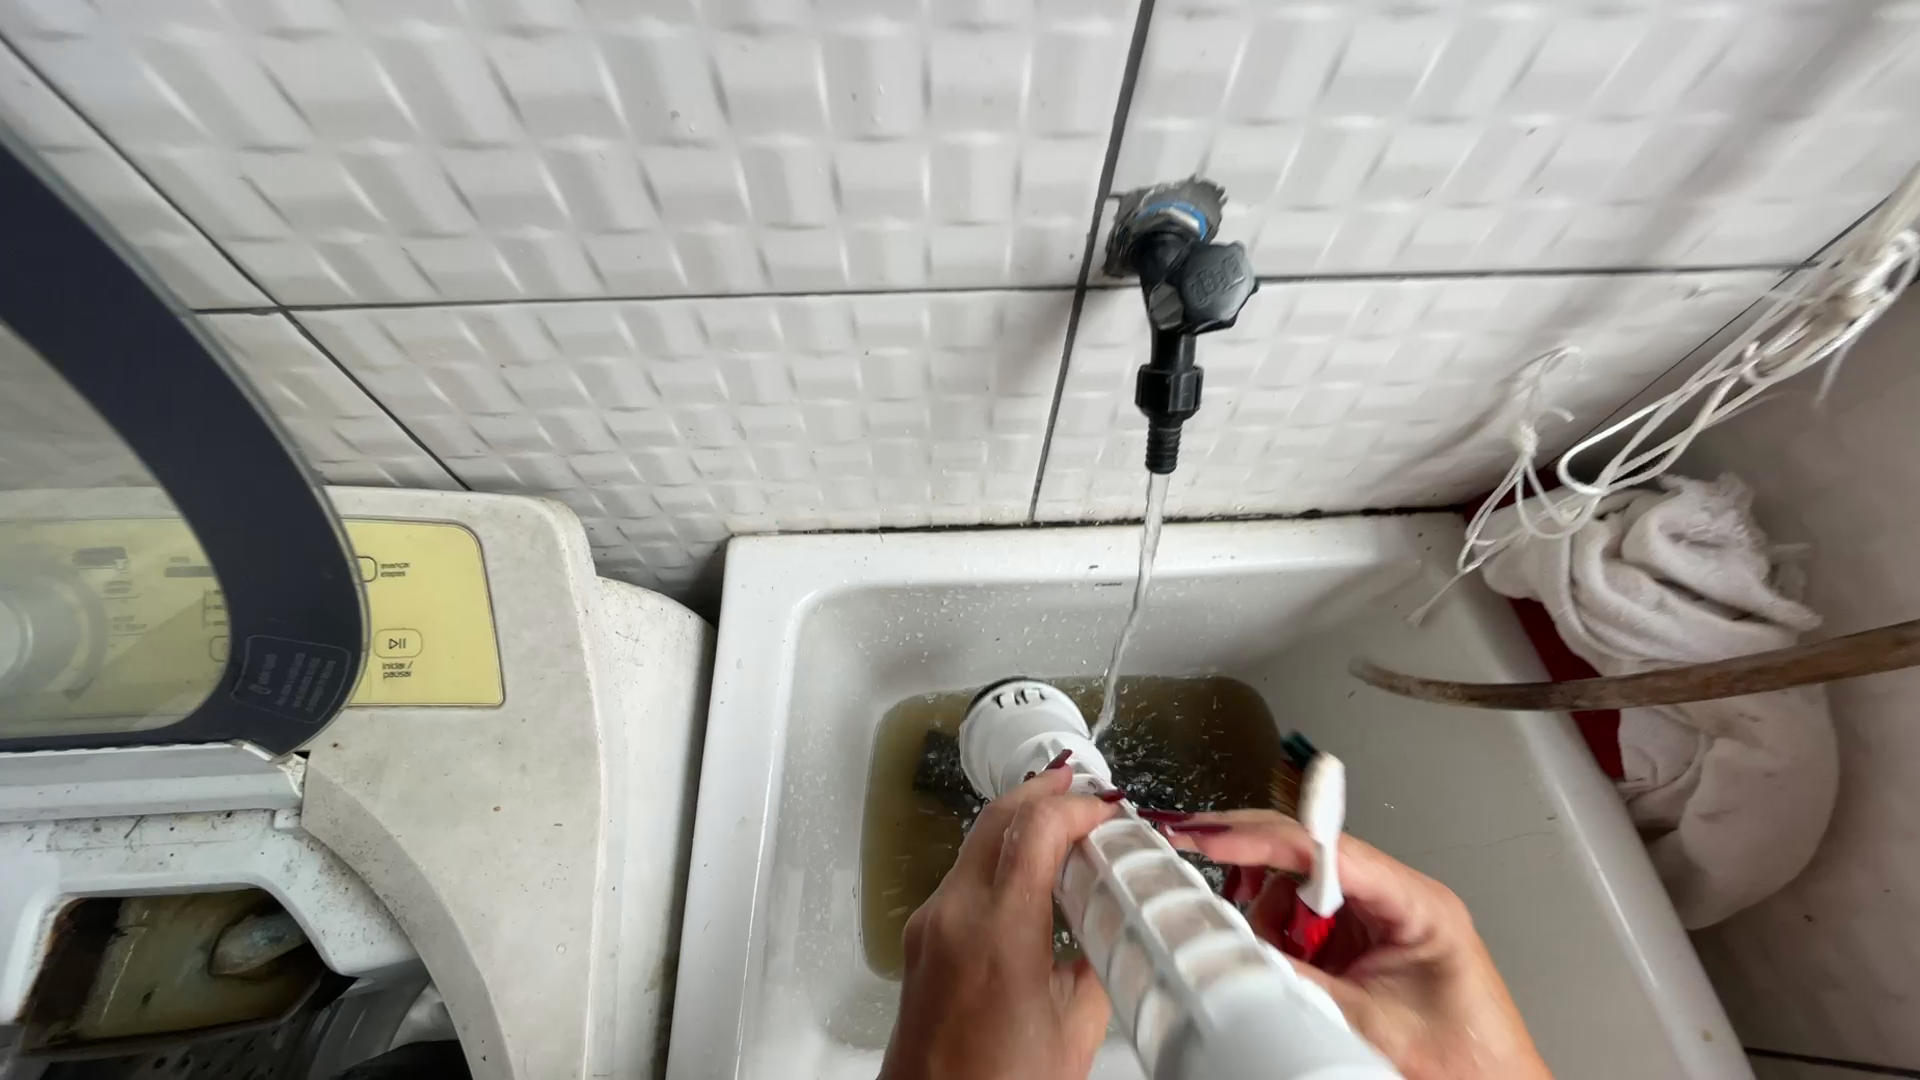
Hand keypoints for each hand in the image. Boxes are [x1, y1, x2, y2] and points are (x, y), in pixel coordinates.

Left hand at [879, 767, 1115, 1079]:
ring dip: (1016, 819)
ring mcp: (930, 918)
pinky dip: (997, 853)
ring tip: (1058, 815)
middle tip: (1075, 782)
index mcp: (999, 933)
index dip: (1072, 807)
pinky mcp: (921, 931)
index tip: (1104, 809)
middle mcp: (955, 912)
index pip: (1033, 832)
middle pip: (995, 819)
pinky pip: (963, 871)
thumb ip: (1095, 965)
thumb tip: (1107, 924)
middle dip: (1039, 792)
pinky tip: (1025, 863)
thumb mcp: (1074, 1032)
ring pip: (975, 840)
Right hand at [1168, 810, 1552, 1079]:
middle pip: (1305, 848)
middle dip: (1248, 850)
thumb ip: (1297, 984)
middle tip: (1190, 839)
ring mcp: (1376, 911)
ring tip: (1261, 946)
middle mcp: (1392, 893)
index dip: (1257, 838)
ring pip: (1295, 880)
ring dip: (1265, 907)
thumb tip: (1229, 951)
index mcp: (1413, 902)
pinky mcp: (1360, 934)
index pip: (1321, 847)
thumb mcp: (1372, 1028)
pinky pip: (1301, 912)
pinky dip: (1276, 929)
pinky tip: (1278, 956)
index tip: (1204, 836)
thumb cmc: (1468, 1071)